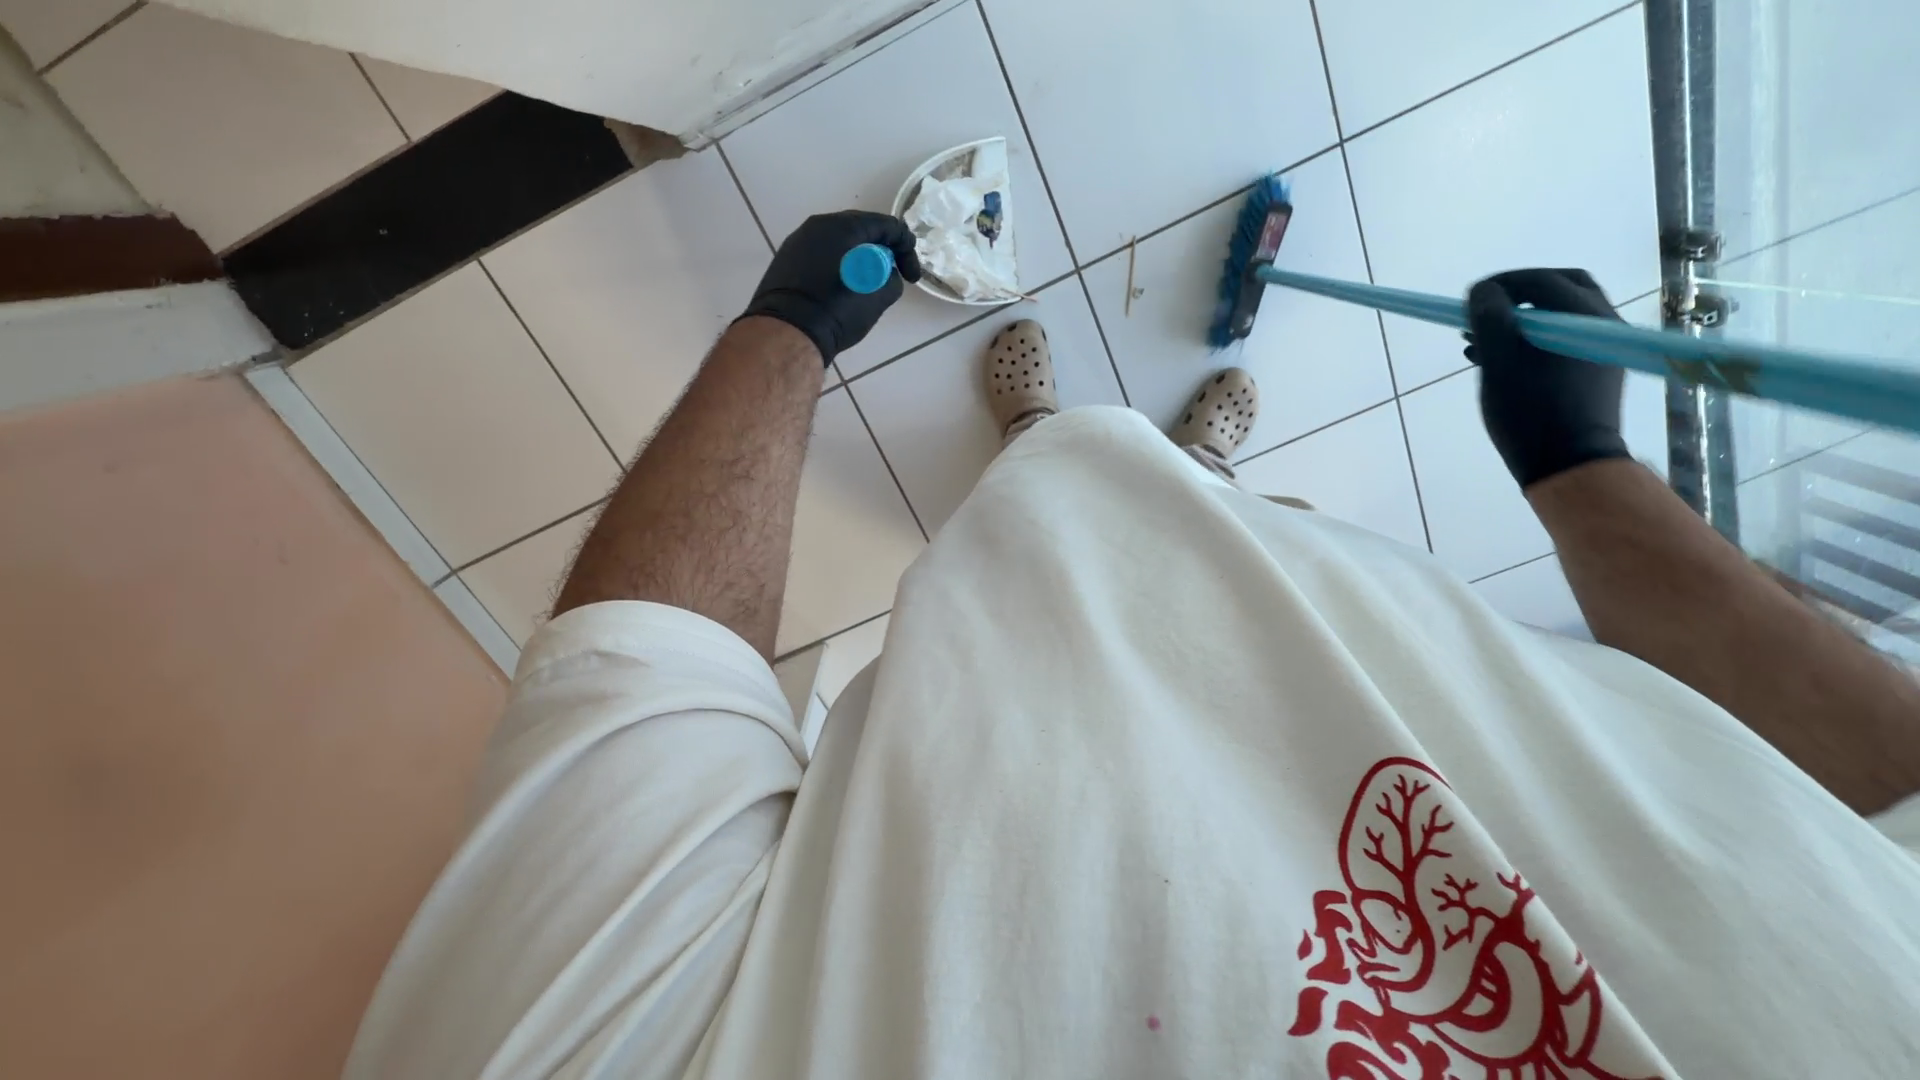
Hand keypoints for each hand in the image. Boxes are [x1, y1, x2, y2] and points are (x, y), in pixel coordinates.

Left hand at [740, 210, 921, 366]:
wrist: (787, 333)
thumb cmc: (837, 311)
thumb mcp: (878, 297)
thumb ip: (891, 279)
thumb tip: (884, 275)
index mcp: (844, 226)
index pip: (887, 226)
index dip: (907, 249)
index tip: (911, 277)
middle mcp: (818, 225)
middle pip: (861, 230)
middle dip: (881, 251)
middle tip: (892, 275)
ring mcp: (798, 241)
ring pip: (839, 243)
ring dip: (858, 259)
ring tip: (866, 283)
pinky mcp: (786, 260)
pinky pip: (821, 256)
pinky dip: (838, 266)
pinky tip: (841, 287)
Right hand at [1464, 268, 1630, 488]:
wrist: (1568, 464)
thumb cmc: (1530, 411)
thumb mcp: (1499, 363)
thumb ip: (1490, 318)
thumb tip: (1483, 289)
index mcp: (1584, 316)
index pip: (1541, 280)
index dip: (1501, 283)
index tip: (1468, 298)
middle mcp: (1603, 324)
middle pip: (1560, 290)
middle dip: (1517, 295)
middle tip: (1483, 310)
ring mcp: (1602, 348)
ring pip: (1559, 316)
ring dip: (1519, 320)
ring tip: (1481, 340)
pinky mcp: (1595, 370)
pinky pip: (1561, 340)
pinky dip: (1530, 340)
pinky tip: (1501, 360)